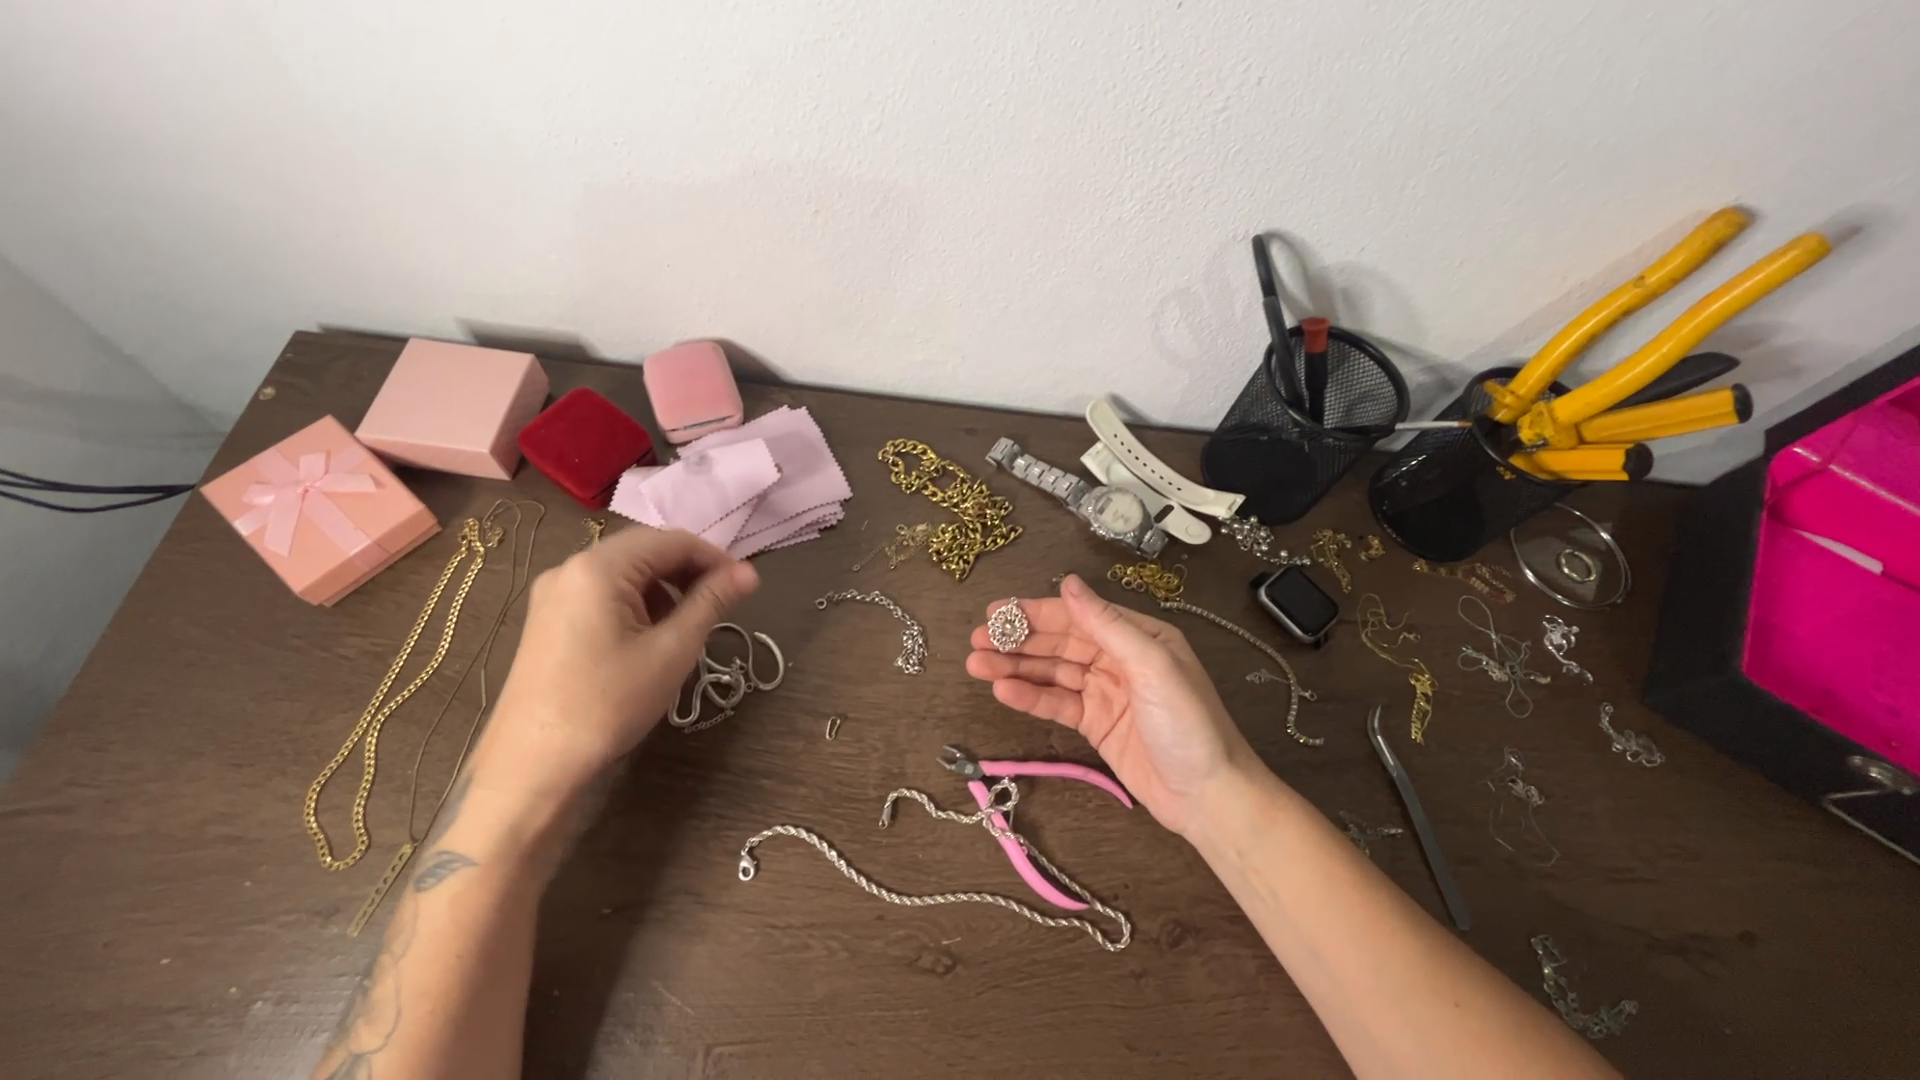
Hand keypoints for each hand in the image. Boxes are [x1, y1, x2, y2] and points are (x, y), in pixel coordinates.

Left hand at [481, 526, 759, 802]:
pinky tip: (650, 637)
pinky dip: (636, 602)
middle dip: (689, 571)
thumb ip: (711, 603)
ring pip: (624, 572)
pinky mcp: (547, 619)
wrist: (533, 764)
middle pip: (645, 550)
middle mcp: (570, 567)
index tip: (745, 586)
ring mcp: (553, 593)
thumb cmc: (609, 704)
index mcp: (599, 567)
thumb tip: (749, 572)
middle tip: (723, 604)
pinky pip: (602, 593)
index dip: (715, 558)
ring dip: (664, 587)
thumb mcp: (672, 651)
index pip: (672, 540)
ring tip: (688, 625)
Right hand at [965, 574, 1265, 836]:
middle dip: (1017, 640)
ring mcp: (1105, 692)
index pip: (1078, 616)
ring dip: (1015, 667)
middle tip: (976, 640)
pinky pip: (1056, 703)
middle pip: (1059, 643)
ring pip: (1052, 672)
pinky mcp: (1095, 723)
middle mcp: (1119, 658)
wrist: (1208, 795)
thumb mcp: (1152, 665)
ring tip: (976, 665)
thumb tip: (1069, 583)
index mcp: (1138, 636)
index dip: (1036, 613)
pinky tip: (1003, 691)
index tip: (997, 613)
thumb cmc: (1189, 724)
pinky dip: (1029, 696)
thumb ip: (1107, 624)